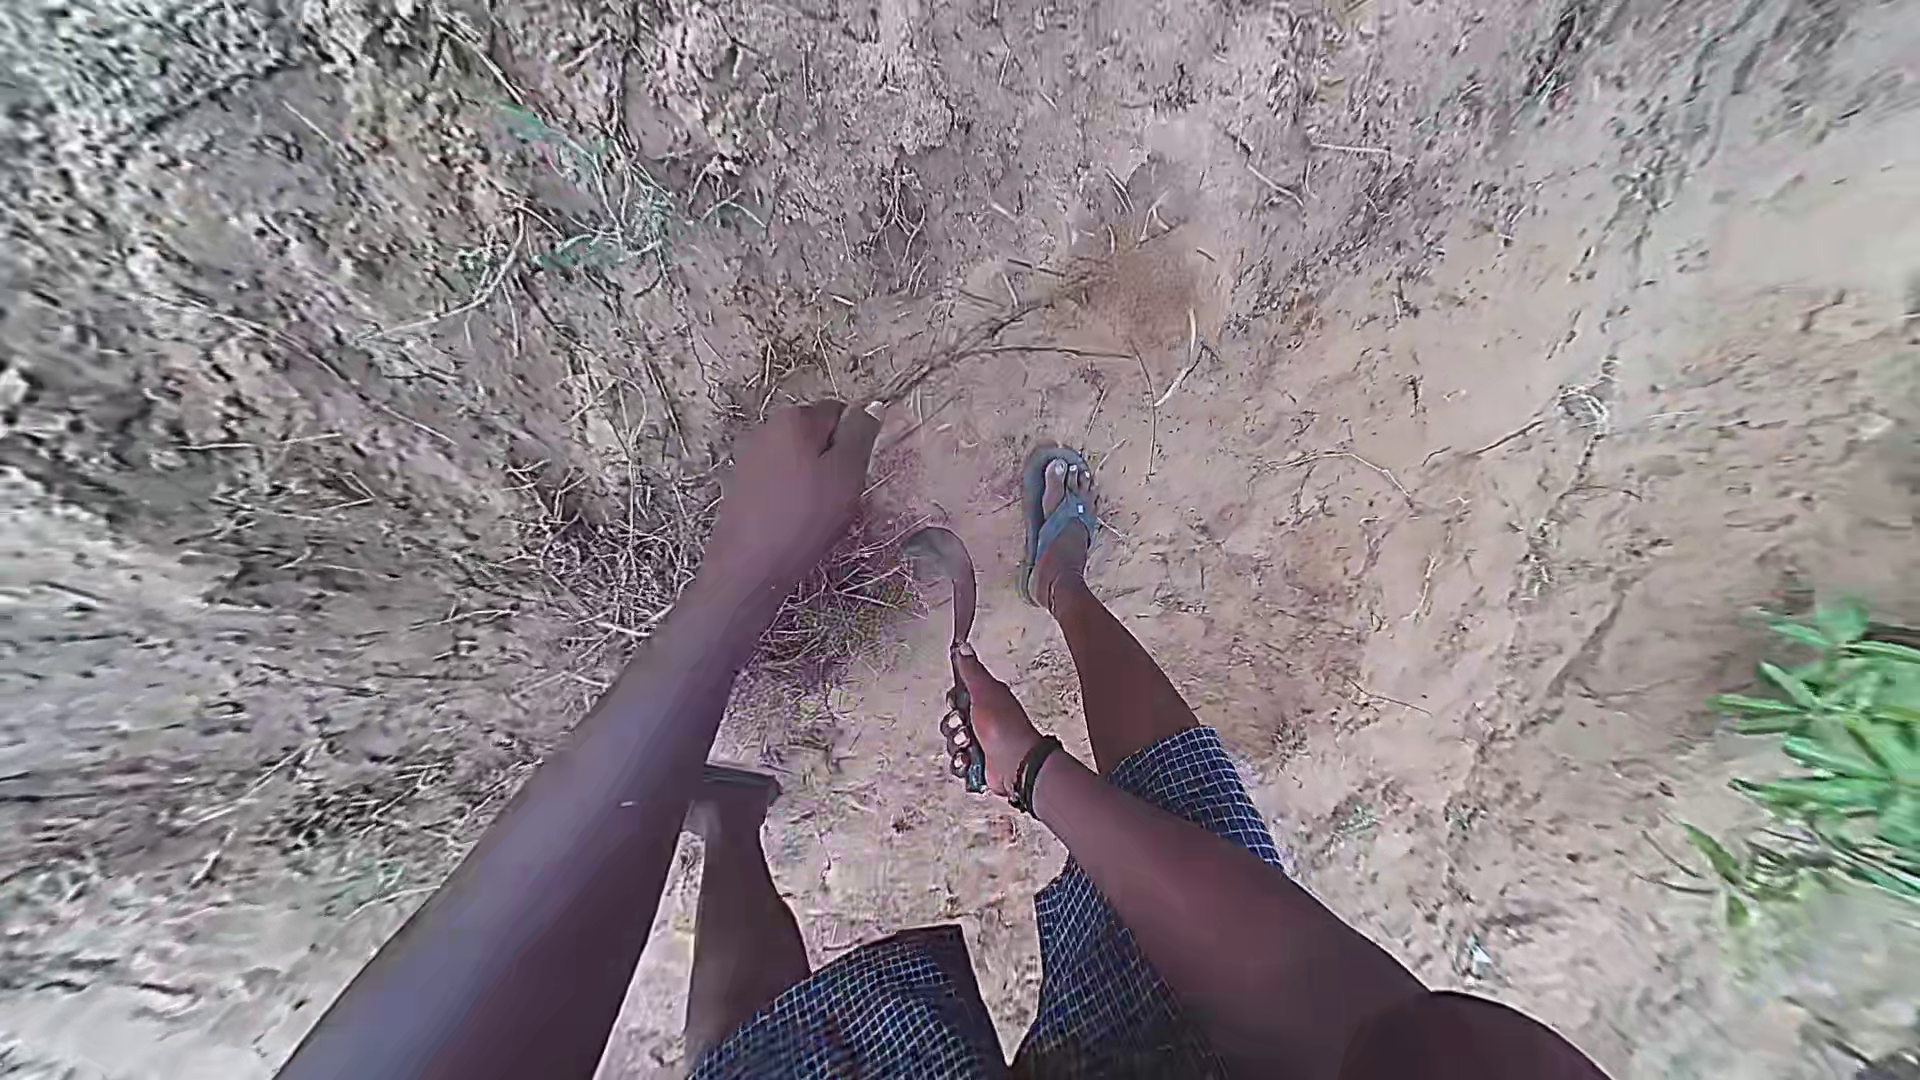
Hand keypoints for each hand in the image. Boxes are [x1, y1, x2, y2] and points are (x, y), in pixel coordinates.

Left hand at [702, 401, 882, 598]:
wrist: (750, 565)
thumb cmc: (807, 516)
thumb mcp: (847, 473)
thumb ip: (860, 434)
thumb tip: (871, 406)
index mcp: (794, 418)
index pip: (839, 412)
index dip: (854, 441)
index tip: (856, 473)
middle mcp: (767, 428)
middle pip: (817, 435)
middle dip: (834, 459)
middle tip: (841, 494)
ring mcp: (750, 457)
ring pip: (799, 459)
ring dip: (814, 478)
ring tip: (818, 511)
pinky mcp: (742, 485)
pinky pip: (781, 479)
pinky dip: (793, 494)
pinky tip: (796, 519)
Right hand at [953, 644, 1044, 797]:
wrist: (1016, 764)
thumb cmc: (1005, 727)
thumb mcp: (985, 692)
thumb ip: (971, 670)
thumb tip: (963, 647)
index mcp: (987, 700)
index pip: (957, 697)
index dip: (954, 702)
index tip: (959, 705)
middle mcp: (983, 721)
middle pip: (951, 721)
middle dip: (953, 726)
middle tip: (966, 727)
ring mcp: (980, 744)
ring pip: (952, 743)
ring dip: (958, 746)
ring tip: (970, 745)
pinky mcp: (978, 765)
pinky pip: (957, 765)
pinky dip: (962, 764)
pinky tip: (970, 761)